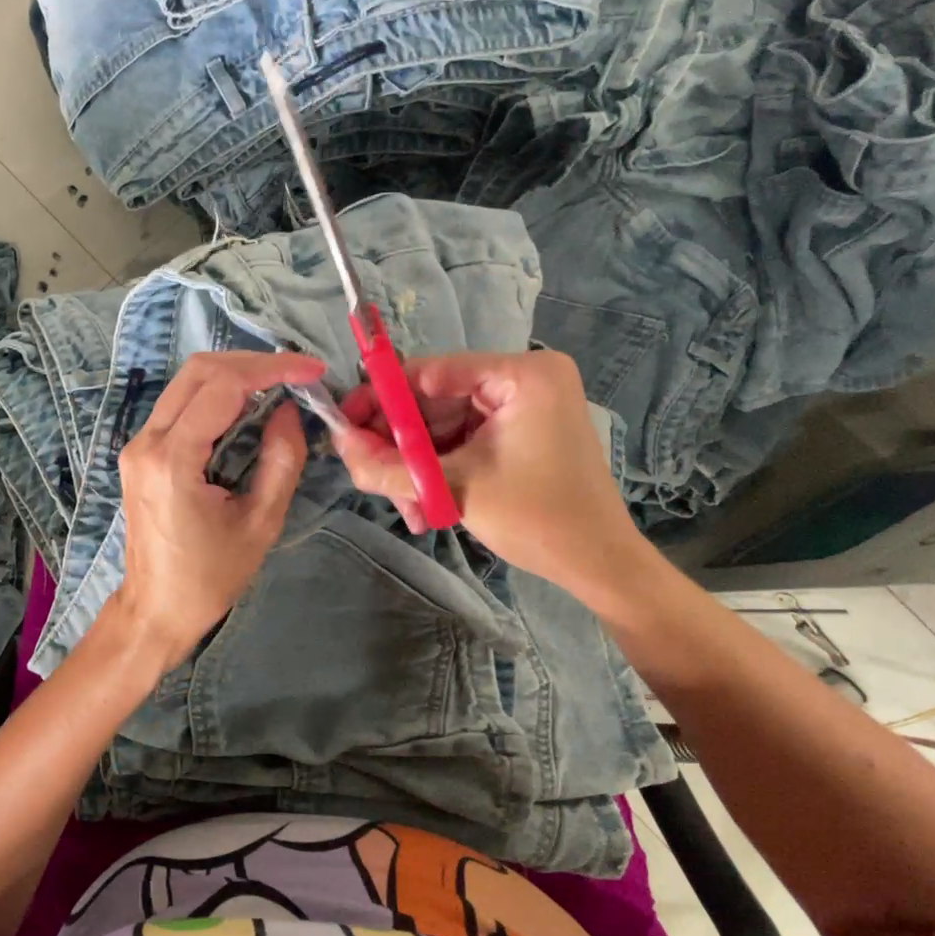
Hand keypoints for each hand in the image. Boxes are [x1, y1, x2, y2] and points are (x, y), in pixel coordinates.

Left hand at [111, 351, 323, 670]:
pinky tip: (247, 408)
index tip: (313, 371)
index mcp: (172, 460)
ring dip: (233, 376)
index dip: (271, 369)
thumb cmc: (210, 576)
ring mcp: (136, 446)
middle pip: (197, 372)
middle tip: (297, 373)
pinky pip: (178, 406)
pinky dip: (214, 397)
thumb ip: (280, 460)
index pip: (222, 386)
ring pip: (184, 384)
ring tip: (280, 386)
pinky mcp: (138, 453)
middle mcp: (146, 443)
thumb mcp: (260, 522)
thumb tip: (290, 410)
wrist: (156, 607)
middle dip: (252, 363)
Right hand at [331, 351, 654, 595]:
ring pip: (438, 424)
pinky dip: (434, 468)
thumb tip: (337, 443)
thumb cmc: (536, 517)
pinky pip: (458, 440)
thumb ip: (386, 464)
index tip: (343, 425)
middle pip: (431, 399)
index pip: (428, 371)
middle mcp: (522, 379)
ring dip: (411, 462)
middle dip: (395, 441)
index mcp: (521, 375)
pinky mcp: (516, 432)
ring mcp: (520, 406)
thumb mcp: (451, 487)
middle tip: (364, 470)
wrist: (597, 564)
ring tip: (399, 502)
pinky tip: (420, 503)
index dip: (379, 397)